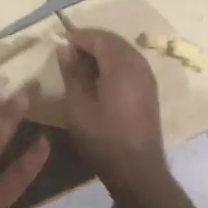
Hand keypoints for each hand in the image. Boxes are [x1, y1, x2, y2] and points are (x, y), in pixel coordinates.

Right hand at [59, 29, 167, 183]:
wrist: (137, 170)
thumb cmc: (102, 137)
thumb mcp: (78, 105)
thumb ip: (72, 73)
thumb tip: (65, 48)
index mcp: (121, 67)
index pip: (100, 38)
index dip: (78, 36)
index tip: (58, 42)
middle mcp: (139, 67)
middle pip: (114, 41)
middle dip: (91, 40)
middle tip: (68, 49)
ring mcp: (147, 79)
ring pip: (124, 51)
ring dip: (102, 51)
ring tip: (80, 61)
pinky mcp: (149, 91)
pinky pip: (130, 64)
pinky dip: (113, 62)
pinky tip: (98, 76)